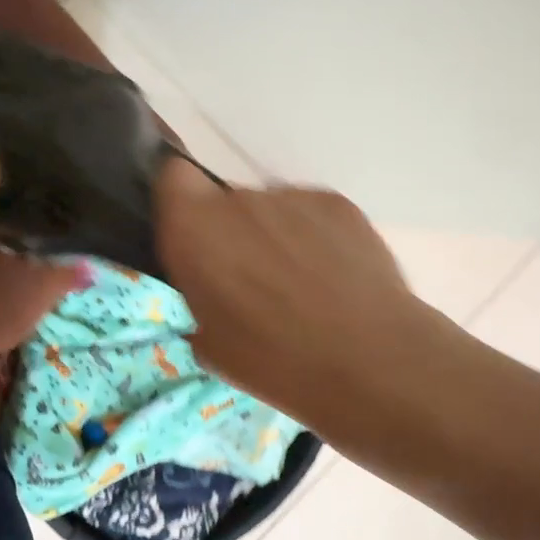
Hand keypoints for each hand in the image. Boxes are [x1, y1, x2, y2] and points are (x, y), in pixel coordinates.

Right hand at [154, 157, 447, 422]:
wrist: (368, 360)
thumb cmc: (272, 360)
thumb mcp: (207, 343)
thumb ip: (199, 296)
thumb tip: (211, 289)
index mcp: (194, 231)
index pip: (171, 179)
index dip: (178, 204)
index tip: (188, 238)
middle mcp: (238, 201)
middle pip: (223, 202)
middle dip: (229, 234)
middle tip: (248, 283)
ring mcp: (292, 197)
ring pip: (269, 211)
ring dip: (273, 238)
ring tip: (299, 287)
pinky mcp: (339, 203)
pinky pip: (309, 215)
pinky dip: (314, 239)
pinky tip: (333, 280)